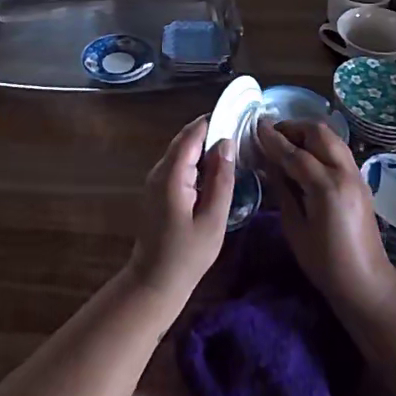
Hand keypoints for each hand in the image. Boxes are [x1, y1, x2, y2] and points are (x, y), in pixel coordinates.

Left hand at [128, 115, 234, 301]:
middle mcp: (159, 171)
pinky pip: (178, 166)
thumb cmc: (187, 255)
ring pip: (181, 153)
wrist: (154, 281)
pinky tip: (216, 171)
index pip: (191, 135)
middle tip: (241, 131)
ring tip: (234, 149)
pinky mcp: (158, 191)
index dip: (212, 121)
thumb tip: (227, 143)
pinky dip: (196, 162)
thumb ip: (221, 180)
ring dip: (204, 148)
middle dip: (210, 132)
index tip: (237, 114)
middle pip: (185, 140)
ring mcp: (155, 181)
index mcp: (171, 175)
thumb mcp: (213, 219)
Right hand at [255, 119, 395, 309]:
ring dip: (307, 135)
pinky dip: (319, 146)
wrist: (366, 283)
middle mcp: (345, 174)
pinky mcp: (360, 181)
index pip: (294, 153)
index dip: (273, 139)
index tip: (255, 126)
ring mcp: (356, 176)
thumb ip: (282, 189)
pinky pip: (337, 151)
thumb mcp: (294, 227)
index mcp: (326, 187)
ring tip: (286, 144)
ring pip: (331, 138)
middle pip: (319, 133)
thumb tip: (268, 162)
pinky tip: (303, 159)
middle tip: (272, 136)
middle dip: (293, 128)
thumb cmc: (324, 262)